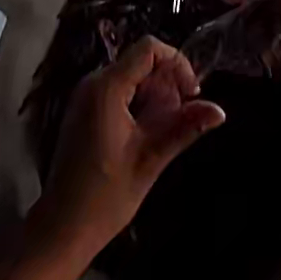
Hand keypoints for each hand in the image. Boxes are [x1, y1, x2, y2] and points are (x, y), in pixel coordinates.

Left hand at [0, 39, 224, 279]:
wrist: (61, 230)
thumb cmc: (103, 196)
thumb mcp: (150, 159)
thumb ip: (185, 128)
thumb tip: (219, 111)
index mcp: (106, 88)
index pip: (149, 49)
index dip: (177, 63)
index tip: (191, 93)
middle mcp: (93, 82)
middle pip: (142, 61)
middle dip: (167, 84)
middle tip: (177, 119)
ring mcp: (86, 95)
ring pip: (133, 75)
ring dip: (155, 96)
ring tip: (160, 132)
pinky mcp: (86, 108)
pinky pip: (121, 89)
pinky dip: (140, 103)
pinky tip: (143, 134)